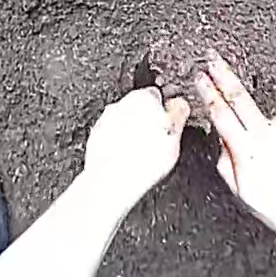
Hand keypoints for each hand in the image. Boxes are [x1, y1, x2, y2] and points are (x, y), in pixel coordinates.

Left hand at [82, 87, 191, 207]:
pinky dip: (117, 145)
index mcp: (143, 98)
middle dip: (146, 121)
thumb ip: (178, 116)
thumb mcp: (175, 136)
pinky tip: (127, 160)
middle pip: (138, 108)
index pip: (157, 96)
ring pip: (123, 122)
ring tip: (141, 154)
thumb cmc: (144, 159)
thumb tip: (181, 105)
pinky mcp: (95, 138)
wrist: (112, 181)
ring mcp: (105, 121)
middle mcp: (121, 105)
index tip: (169, 125)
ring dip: (131, 133)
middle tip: (157, 141)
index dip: (165, 112)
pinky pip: (111, 138)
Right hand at [194, 53, 275, 240]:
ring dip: (265, 133)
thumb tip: (220, 143)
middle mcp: (268, 136)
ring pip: (268, 124)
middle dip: (225, 74)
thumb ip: (227, 164)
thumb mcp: (244, 195)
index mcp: (248, 151)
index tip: (200, 76)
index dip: (209, 93)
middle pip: (241, 97)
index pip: (222, 114)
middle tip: (214, 58)